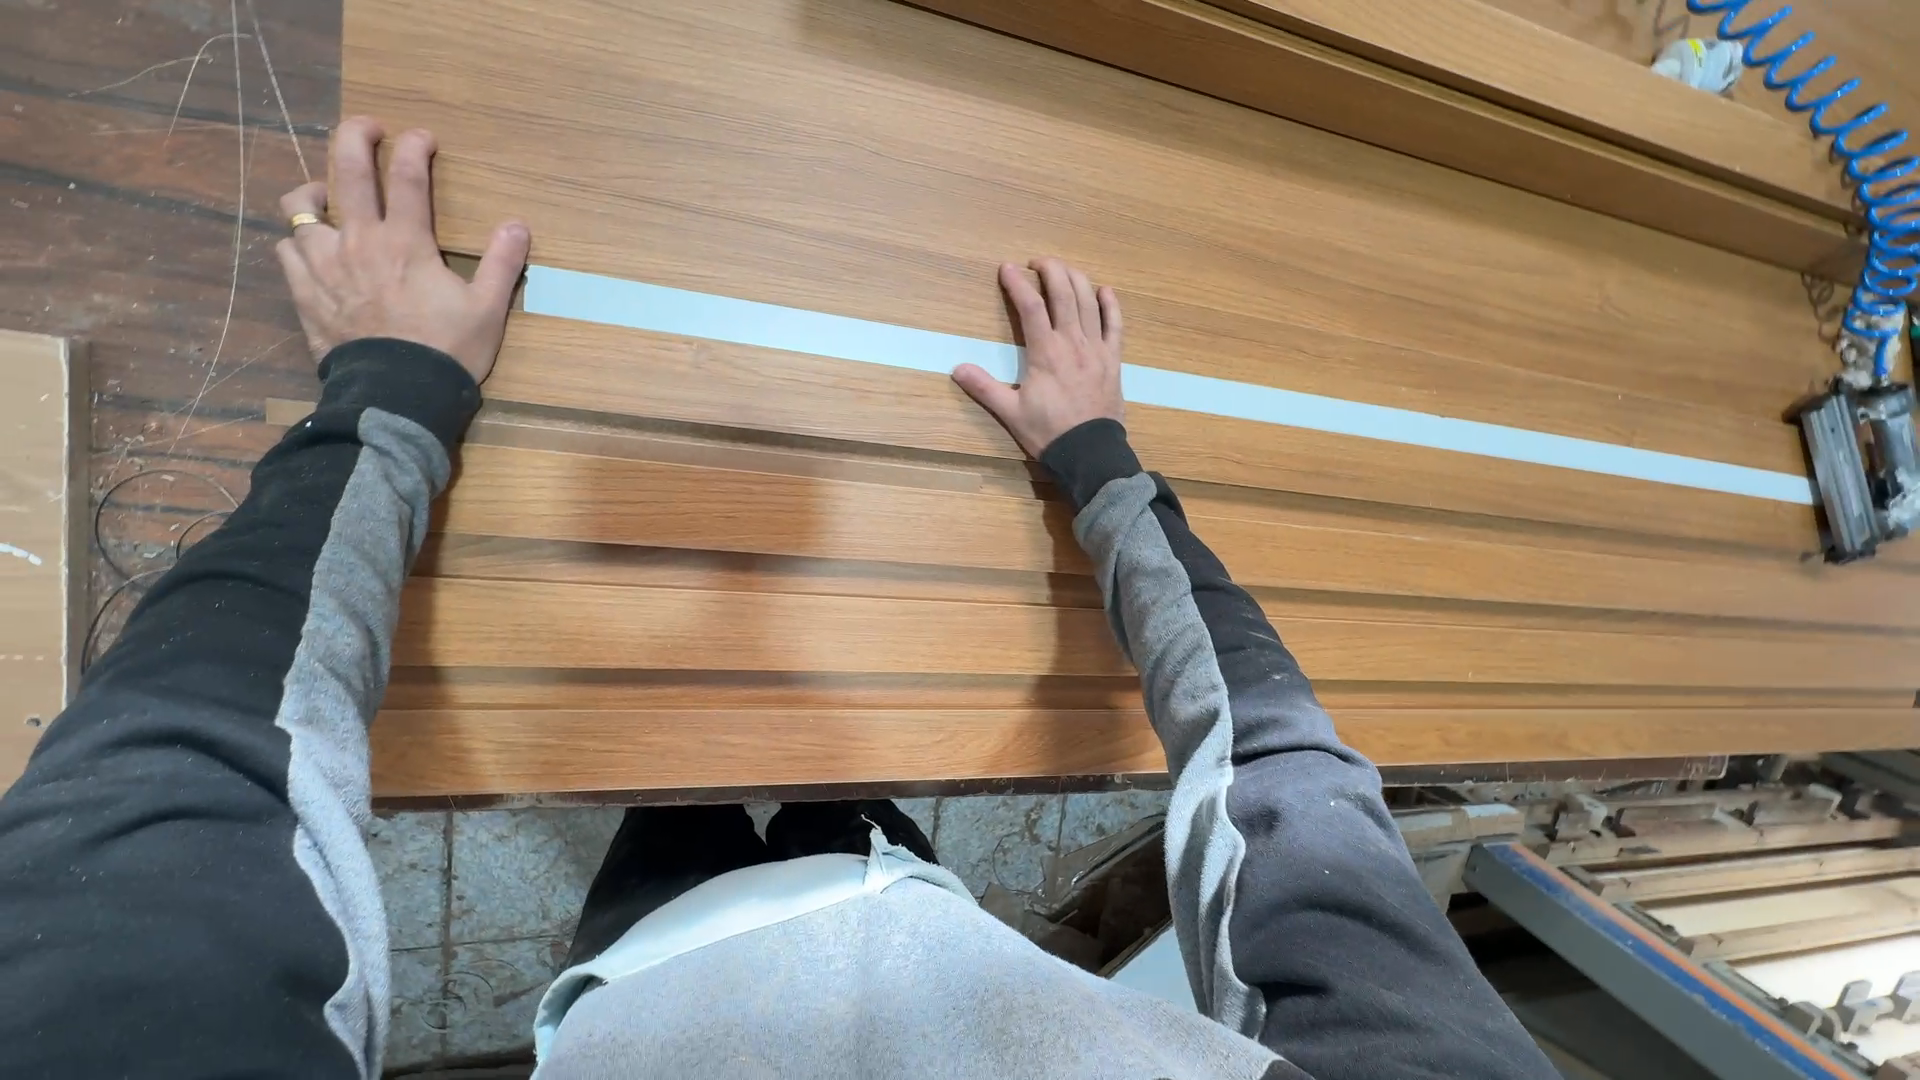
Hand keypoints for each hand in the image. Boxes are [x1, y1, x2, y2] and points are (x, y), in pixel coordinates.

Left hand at [275, 116, 530, 383]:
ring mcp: (325, 263)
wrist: (399, 391)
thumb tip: (518, 225)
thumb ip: (502, 264)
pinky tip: (313, 247)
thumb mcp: (488, 309)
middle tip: (366, 127)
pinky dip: (299, 240)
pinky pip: (288, 249)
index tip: (422, 137)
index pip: (408, 178)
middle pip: (347, 170)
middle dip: (355, 137)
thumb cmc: (449, 349)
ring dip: (315, 190)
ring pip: (301, 206)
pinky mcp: (304, 289)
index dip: (415, 149)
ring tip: (327, 194)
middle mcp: (359, 240)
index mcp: (406, 243)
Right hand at [953, 257, 1123, 457]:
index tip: (1007, 268)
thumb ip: (984, 388)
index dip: (1018, 283)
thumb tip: (957, 369)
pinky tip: (1103, 290)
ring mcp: (1097, 349)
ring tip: (1063, 269)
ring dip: (1076, 279)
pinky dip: (1110, 304)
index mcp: (1045, 352)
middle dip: (1050, 270)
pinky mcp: (1113, 360)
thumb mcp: (1010, 412)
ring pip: (1089, 302)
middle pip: (1064, 293)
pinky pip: (1115, 325)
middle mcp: (1073, 342)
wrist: (1089, 452)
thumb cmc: (1048, 432)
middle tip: (1037, 262)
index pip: (1030, 307)